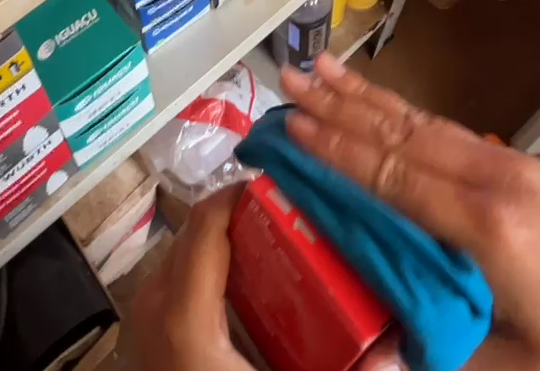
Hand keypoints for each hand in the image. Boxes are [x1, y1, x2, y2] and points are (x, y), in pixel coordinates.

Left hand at [128, 184, 404, 370]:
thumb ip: (347, 370)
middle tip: (289, 220)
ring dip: (221, 243)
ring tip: (271, 247)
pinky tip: (241, 289)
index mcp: (183, 314)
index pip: (206, 221)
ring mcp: (141, 320)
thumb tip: (398, 347)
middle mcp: (151, 303)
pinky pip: (172, 281)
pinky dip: (204, 271)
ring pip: (181, 253)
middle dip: (240, 218)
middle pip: (195, 231)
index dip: (241, 193)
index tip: (283, 187)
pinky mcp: (142, 337)